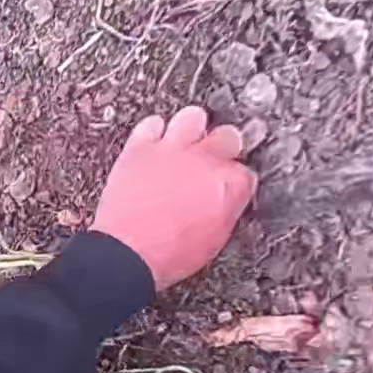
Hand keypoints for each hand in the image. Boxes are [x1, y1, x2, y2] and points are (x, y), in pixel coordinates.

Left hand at [91, 106, 256, 291]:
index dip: (233, 178)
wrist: (127, 254)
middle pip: (227, 136)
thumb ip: (224, 211)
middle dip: (223, 146)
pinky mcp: (140, 148)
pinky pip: (152, 123)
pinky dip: (154, 130)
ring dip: (192, 128)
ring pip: (192, 117)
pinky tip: (154, 142)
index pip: (245, 170)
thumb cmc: (166, 255)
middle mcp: (205, 161)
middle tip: (211, 159)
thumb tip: (224, 203)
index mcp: (230, 186)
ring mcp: (172, 150)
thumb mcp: (213, 240)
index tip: (224, 182)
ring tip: (184, 143)